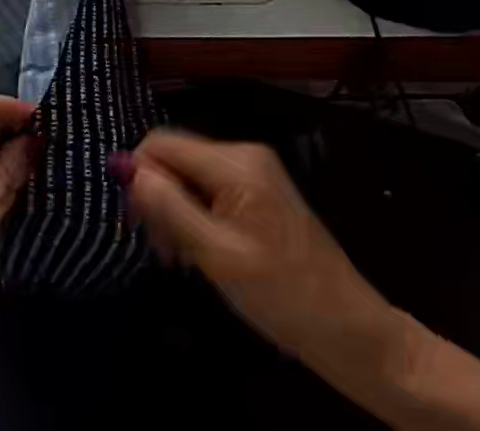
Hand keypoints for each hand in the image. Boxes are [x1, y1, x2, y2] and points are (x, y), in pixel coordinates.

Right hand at [127, 131, 479, 430]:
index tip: (140, 221)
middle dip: (156, 196)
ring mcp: (253, 173)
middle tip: (160, 246)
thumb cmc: (285, 296)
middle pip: (171, 157)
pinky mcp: (257, 192)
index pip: (159, 143)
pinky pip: (204, 188)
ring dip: (172, 210)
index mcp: (235, 163)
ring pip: (184, 174)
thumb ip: (167, 205)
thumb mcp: (216, 253)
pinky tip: (197, 247)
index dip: (139, 175)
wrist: (356, 337)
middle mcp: (243, 155)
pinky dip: (192, 214)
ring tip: (179, 254)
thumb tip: (123, 166)